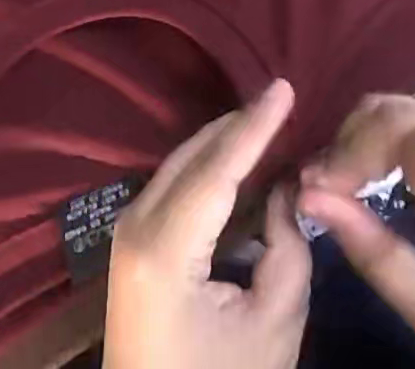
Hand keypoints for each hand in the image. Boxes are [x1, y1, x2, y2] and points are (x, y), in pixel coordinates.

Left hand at [103, 79, 311, 368]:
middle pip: (194, 156)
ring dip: (225, 141)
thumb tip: (286, 187)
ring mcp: (128, 229)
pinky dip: (210, 165)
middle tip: (282, 101)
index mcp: (164, 250)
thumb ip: (287, 247)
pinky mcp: (133, 238)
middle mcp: (136, 225)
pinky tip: (239, 158)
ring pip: (182, 163)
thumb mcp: (271, 326)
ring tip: (268, 121)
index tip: (284, 88)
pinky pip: (175, 183)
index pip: (218, 170)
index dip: (255, 126)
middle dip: (239, 124)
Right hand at [297, 95, 414, 368]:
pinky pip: (403, 118)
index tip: (408, 212)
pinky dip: (368, 140)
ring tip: (337, 183)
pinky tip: (356, 174)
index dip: (412, 162)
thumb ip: (379, 255)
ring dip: (358, 139)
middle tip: (325, 190)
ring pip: (400, 108)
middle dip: (362, 147)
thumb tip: (308, 194)